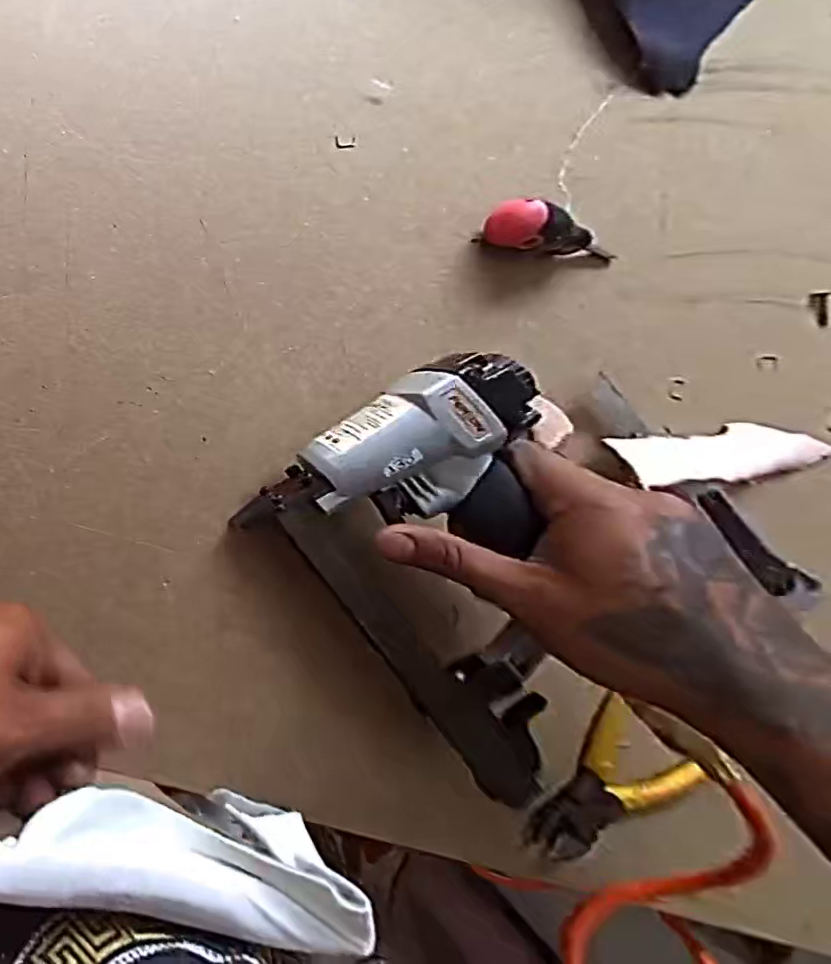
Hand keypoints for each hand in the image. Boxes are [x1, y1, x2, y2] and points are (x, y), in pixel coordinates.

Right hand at [373, 440, 830, 738]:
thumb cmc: (646, 644)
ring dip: (559, 527)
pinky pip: (626, 521)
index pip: (520, 455)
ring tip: (553, 572)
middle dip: (519, 510)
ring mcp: (675, 518)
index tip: (457, 485)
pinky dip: (598, 541)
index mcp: (595, 502)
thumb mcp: (525, 598)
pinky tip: (596, 581)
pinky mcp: (694, 540)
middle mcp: (641, 499)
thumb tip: (392, 540)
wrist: (752, 690)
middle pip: (552, 480)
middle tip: (507, 548)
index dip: (480, 469)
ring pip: (589, 502)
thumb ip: (453, 560)